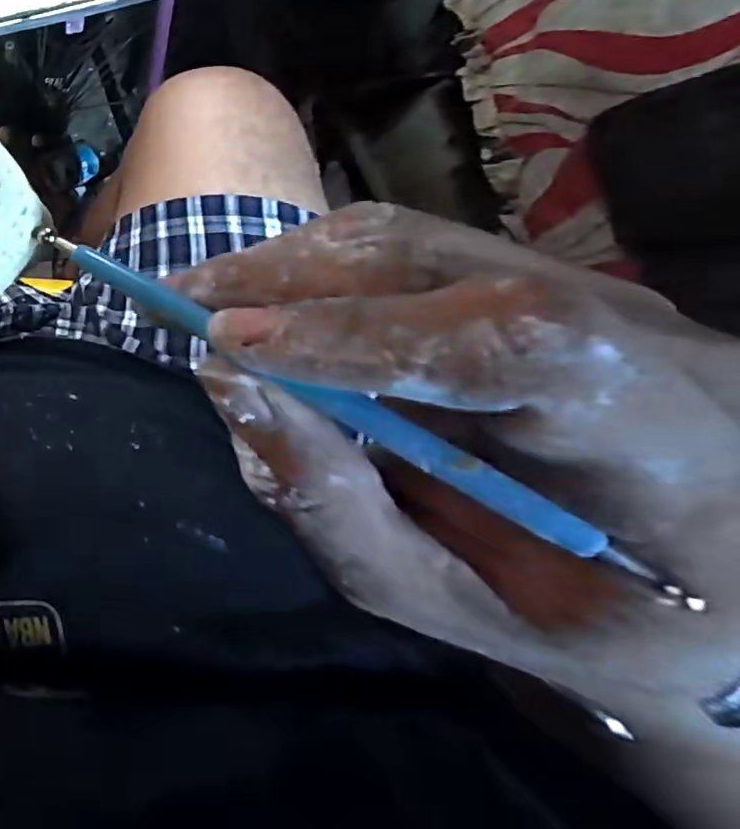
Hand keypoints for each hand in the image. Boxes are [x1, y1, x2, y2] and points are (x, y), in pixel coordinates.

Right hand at [168, 203, 739, 729]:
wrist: (684, 581)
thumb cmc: (556, 615)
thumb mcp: (429, 593)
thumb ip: (323, 499)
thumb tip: (221, 379)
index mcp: (658, 444)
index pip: (511, 344)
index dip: (352, 331)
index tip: (225, 344)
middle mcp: (635, 337)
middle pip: (429, 262)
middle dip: (276, 279)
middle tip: (169, 305)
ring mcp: (585, 292)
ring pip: (397, 239)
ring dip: (276, 264)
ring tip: (197, 299)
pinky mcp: (525, 278)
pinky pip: (391, 247)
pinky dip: (300, 264)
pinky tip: (255, 299)